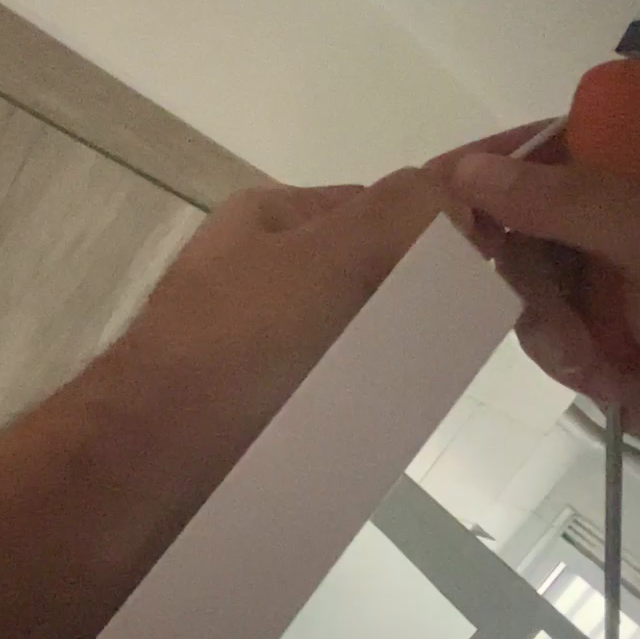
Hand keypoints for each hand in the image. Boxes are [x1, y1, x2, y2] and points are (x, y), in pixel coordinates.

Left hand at [108, 167, 453, 471]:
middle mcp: (257, 266)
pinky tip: (388, 406)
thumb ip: (391, 216)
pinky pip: (323, 371)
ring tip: (433, 372)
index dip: (431, 227)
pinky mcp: (252, 384)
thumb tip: (452, 187)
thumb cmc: (234, 341)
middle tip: (464, 330)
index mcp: (267, 220)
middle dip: (411, 294)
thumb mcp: (320, 260)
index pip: (372, 205)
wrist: (151, 451)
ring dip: (387, 342)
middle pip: (360, 267)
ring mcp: (251, 328)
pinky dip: (358, 382)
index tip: (488, 268)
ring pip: (344, 324)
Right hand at [443, 126, 639, 500]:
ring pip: (524, 273)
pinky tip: (593, 370)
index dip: (502, 160)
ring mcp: (609, 278)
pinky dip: (555, 346)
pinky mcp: (592, 329)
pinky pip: (535, 320)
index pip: (563, 145)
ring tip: (583, 350)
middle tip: (525, 291)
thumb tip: (464, 168)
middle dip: (527, 262)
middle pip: (531, 214)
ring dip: (545, 314)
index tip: (438, 181)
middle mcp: (632, 219)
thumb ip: (568, 202)